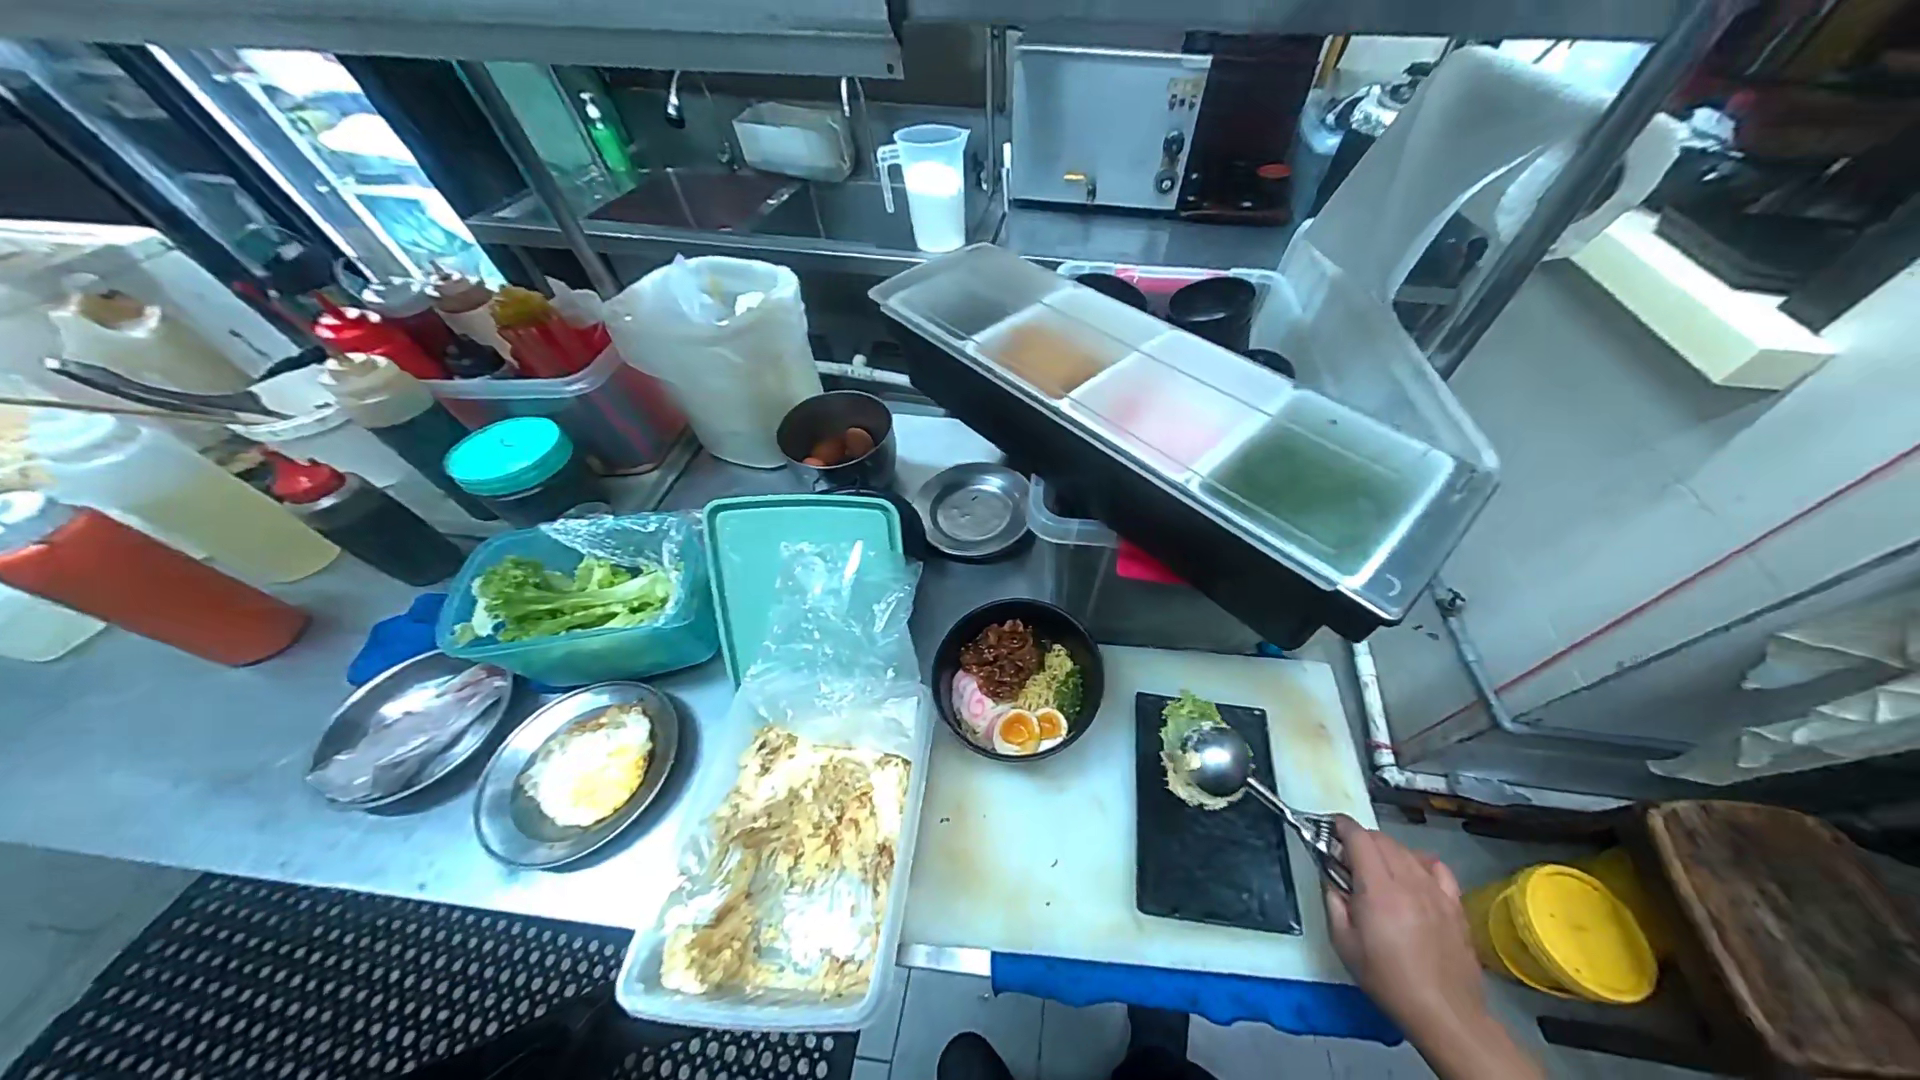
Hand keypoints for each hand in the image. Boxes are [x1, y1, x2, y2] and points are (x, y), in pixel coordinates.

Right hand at [1323, 816, 1483, 1036]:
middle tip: (1347, 858)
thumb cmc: (1387, 979)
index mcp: (1378, 890)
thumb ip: (1332, 901)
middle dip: (1360, 839)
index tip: (1329, 828)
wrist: (1444, 1013)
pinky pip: (1437, 867)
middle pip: (1382, 839)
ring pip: (1407, 850)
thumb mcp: (1343, 942)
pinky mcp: (1455, 905)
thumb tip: (1332, 878)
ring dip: (1386, 850)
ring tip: (1377, 869)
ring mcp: (1436, 892)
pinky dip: (1419, 862)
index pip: (1359, 838)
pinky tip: (1412, 876)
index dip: (1341, 826)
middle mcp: (1409, 882)